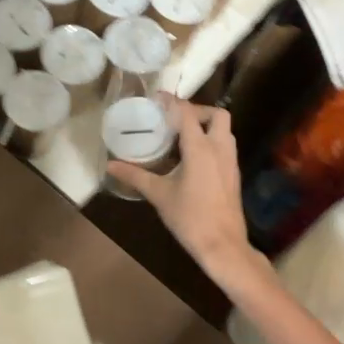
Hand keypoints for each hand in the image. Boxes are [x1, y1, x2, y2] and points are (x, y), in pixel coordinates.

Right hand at [109, 94, 261, 283]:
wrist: (223, 245)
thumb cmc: (190, 218)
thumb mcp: (159, 195)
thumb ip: (135, 176)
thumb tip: (110, 165)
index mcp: (200, 148)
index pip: (187, 113)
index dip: (172, 102)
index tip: (157, 98)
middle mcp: (219, 149)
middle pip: (217, 115)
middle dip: (197, 111)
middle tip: (175, 120)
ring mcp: (230, 162)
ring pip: (224, 131)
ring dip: (206, 126)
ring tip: (181, 137)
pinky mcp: (233, 175)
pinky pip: (225, 147)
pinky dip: (211, 142)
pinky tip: (192, 158)